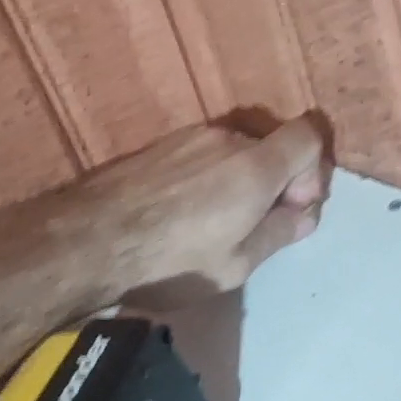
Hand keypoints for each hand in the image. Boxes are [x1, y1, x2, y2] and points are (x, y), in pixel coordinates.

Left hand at [76, 114, 328, 298]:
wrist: (87, 240)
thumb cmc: (170, 261)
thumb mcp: (234, 265)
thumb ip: (277, 233)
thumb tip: (303, 215)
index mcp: (255, 167)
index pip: (310, 135)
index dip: (313, 171)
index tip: (292, 208)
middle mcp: (227, 139)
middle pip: (272, 147)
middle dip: (277, 182)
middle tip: (255, 227)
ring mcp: (189, 137)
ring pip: (236, 152)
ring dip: (240, 182)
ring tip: (213, 225)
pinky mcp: (160, 146)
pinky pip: (204, 155)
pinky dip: (210, 178)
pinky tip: (184, 214)